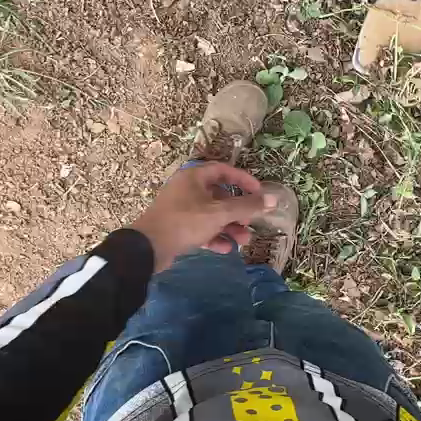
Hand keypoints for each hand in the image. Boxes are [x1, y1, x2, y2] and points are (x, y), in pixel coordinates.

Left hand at [129, 162, 273, 271]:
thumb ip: (246, 206)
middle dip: (237, 211)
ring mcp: (181, 209)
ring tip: (243, 241)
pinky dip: (214, 237)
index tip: (258, 192)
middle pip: (219, 195)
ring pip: (211, 214)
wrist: (148, 247)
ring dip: (229, 227)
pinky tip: (226, 249)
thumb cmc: (185, 222)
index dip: (243, 179)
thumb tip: (272, 199)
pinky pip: (201, 228)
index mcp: (194, 177)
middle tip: (250, 222)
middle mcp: (187, 189)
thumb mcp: (219, 213)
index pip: (223, 170)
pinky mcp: (177, 227)